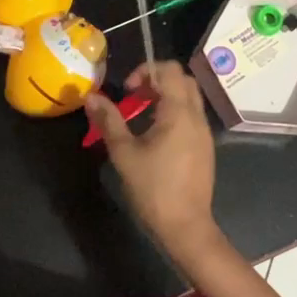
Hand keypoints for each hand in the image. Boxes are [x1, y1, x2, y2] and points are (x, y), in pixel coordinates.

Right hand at [85, 61, 219, 255]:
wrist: (185, 227)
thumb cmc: (153, 188)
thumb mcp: (124, 153)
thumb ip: (108, 121)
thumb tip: (91, 97)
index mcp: (179, 112)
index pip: (170, 70)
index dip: (146, 71)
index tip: (127, 91)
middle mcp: (197, 116)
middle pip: (182, 80)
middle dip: (156, 81)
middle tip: (133, 99)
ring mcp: (204, 133)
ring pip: (188, 99)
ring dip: (165, 97)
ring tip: (140, 116)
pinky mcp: (205, 148)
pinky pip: (191, 117)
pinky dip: (174, 114)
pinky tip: (155, 136)